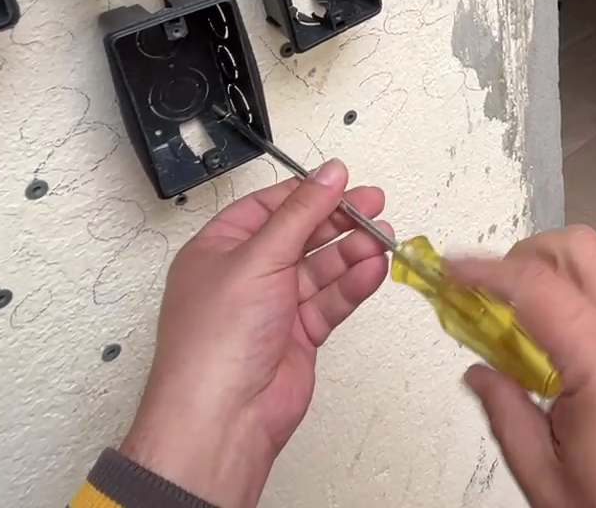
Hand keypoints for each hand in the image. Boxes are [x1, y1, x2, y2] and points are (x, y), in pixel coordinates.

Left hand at [120, 160, 392, 507]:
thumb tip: (330, 173)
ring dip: (352, 252)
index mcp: (221, 249)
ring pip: (321, 267)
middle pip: (302, 234)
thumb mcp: (260, 258)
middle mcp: (246, 275)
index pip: (271, 207)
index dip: (308, 193)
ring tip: (381, 240)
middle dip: (339, 221)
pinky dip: (353, 284)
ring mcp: (273, 305)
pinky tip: (372, 270)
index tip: (343, 182)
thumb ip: (302, 212)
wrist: (222, 423)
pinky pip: (331, 298)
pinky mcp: (298, 333)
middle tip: (374, 206)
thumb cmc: (214, 345)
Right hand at [450, 226, 595, 507]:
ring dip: (568, 272)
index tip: (456, 268)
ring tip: (539, 315)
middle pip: (579, 246)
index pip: (532, 284)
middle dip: (529, 252)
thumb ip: (507, 415)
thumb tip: (480, 374)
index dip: (483, 269)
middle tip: (497, 286)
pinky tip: (586, 339)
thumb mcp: (551, 480)